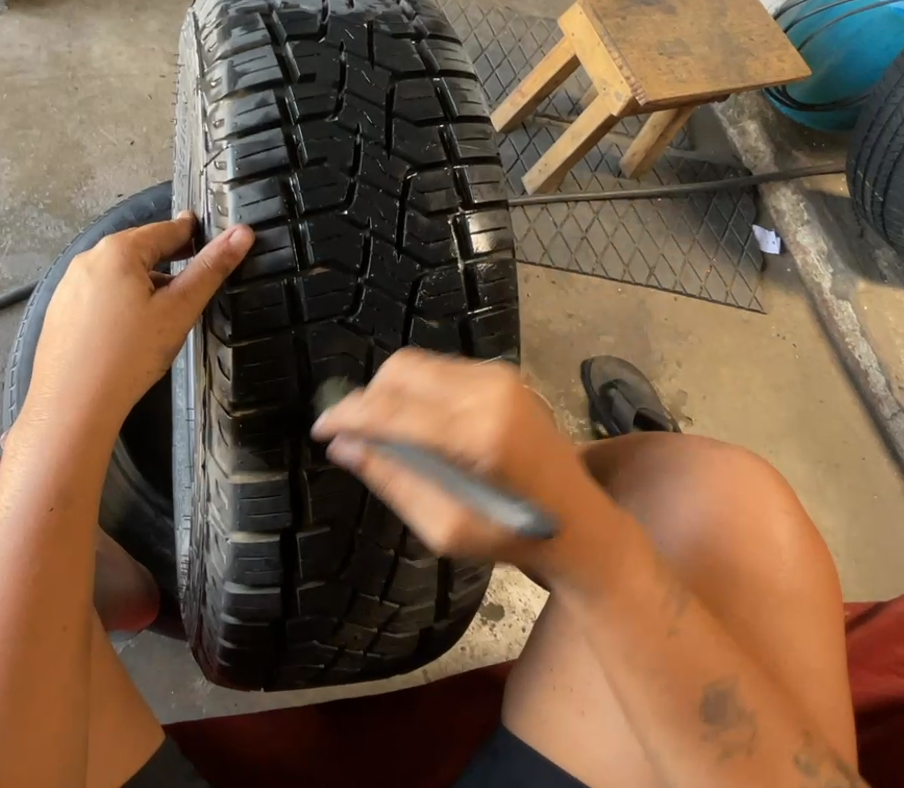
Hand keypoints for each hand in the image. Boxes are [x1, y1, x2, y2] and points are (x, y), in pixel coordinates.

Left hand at [20, 213, 252, 439]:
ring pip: (118, 273)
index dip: (192, 233)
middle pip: (139, 248)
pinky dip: (120, 300)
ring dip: (144, 280)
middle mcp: (88, 259)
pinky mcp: (61, 311)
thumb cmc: (127, 356)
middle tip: (194, 270)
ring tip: (166, 305)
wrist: (72, 406)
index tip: (208, 235)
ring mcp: (69, 286)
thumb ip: (211, 269)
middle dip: (168, 257)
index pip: (166, 230)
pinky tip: (131, 327)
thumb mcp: (179, 309)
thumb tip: (241, 234)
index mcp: (118, 251)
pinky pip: (98, 294)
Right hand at [311, 350, 627, 584]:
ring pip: (418, 365)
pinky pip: (441, 369)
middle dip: (370, 399)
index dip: (348, 415)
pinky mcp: (505, 376)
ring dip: (393, 393)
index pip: (390, 410)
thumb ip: (391, 480)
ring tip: (392, 433)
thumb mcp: (444, 528)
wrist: (582, 524)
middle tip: (360, 436)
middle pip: (400, 371)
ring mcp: (500, 378)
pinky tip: (423, 425)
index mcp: (475, 436)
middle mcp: (488, 392)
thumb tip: (341, 446)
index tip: (321, 428)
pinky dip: (419, 391)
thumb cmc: (513, 537)